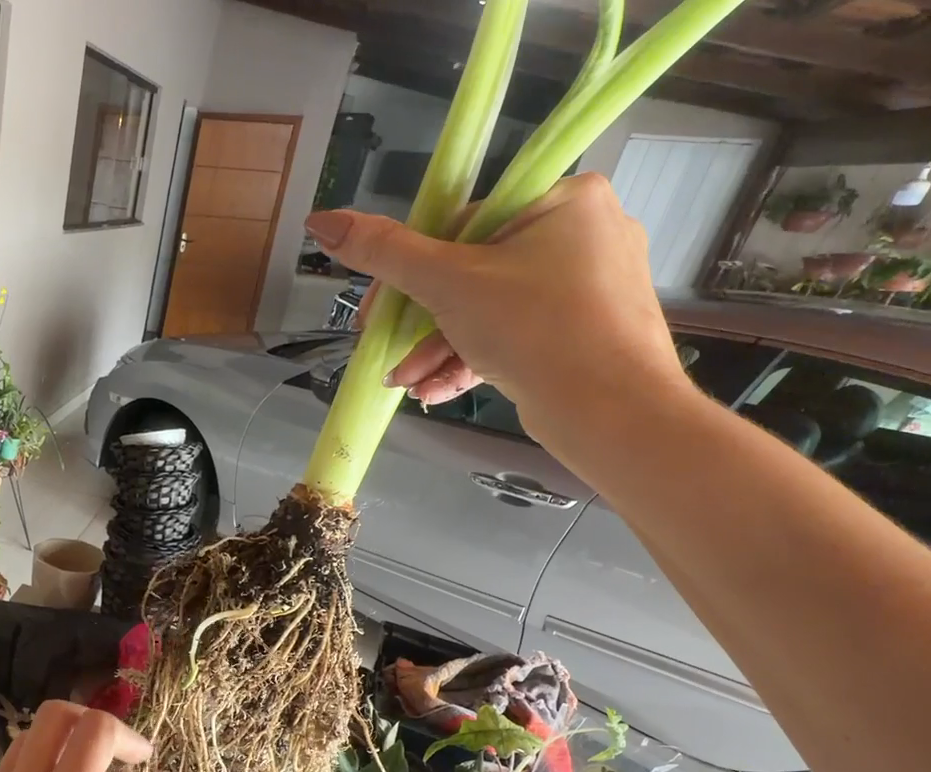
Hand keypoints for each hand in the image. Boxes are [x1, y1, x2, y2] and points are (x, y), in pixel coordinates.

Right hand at [304, 173, 689, 438]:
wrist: (612, 409)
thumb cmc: (535, 328)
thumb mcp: (446, 283)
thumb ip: (383, 252)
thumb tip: (321, 220)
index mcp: (562, 200)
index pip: (461, 223)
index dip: (408, 269)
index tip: (376, 312)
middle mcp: (583, 232)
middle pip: (469, 270)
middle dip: (419, 323)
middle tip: (386, 356)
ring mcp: (588, 284)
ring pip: (487, 309)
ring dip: (436, 348)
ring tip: (406, 384)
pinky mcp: (585, 328)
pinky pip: (513, 333)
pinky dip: (471, 358)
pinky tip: (436, 390)